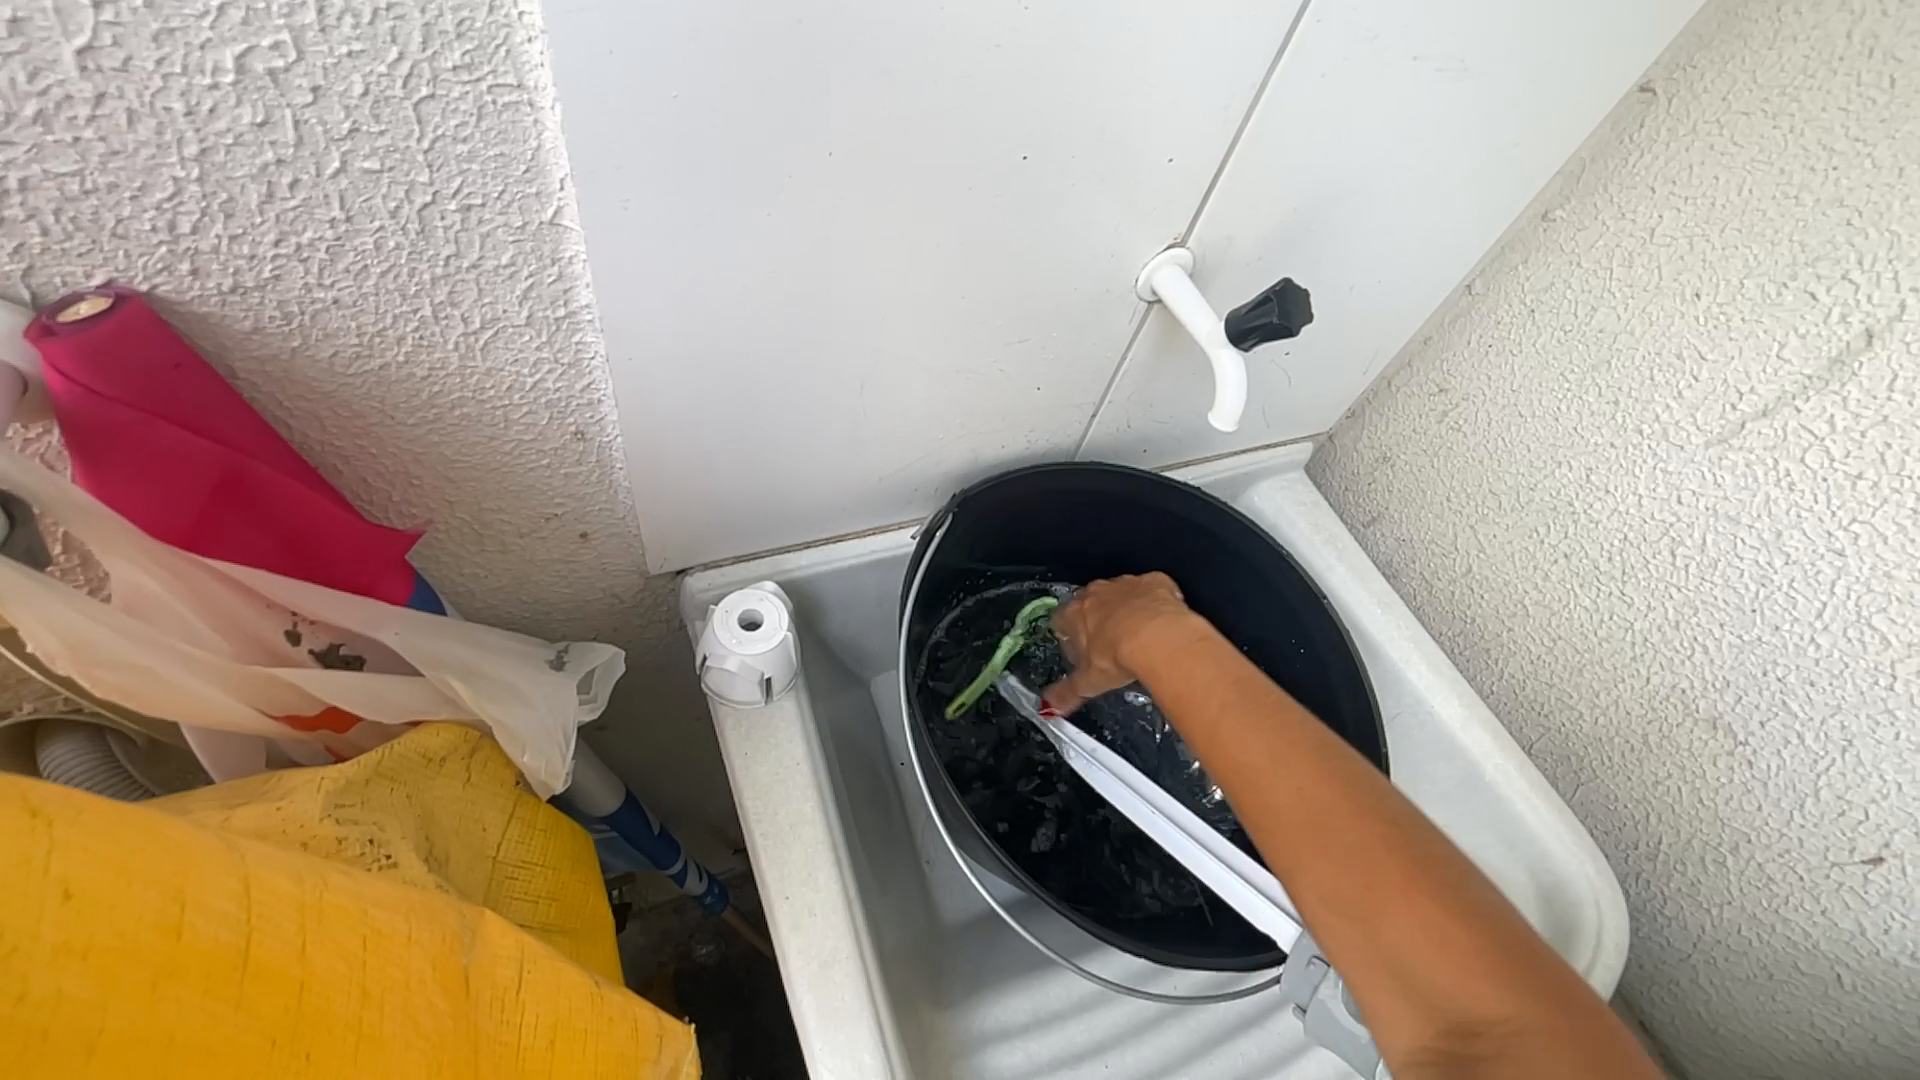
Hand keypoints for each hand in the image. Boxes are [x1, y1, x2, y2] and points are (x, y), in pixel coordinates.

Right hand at [1042, 572, 1206, 713]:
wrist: (1158, 637)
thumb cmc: (1117, 655)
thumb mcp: (1088, 683)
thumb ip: (1067, 693)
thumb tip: (1051, 705)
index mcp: (1073, 614)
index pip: (1060, 621)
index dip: (1069, 638)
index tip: (1079, 653)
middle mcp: (1096, 593)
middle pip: (1090, 604)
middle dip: (1097, 622)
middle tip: (1110, 647)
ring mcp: (1125, 584)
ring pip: (1121, 594)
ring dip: (1126, 610)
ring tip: (1139, 637)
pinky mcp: (1153, 581)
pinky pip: (1151, 588)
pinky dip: (1155, 601)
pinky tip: (1161, 621)